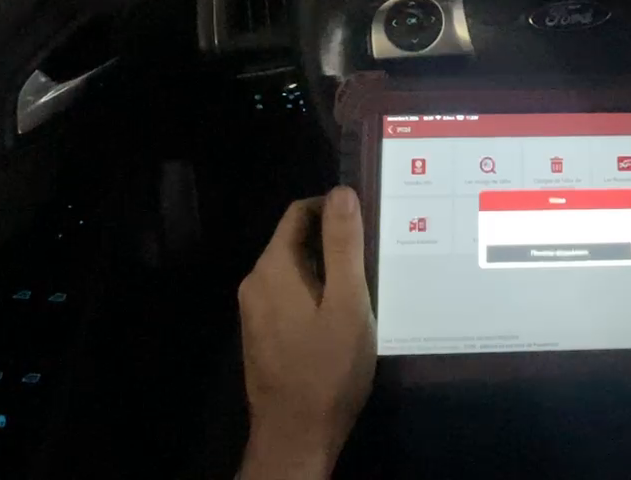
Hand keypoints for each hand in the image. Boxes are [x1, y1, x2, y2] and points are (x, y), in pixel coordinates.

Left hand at [237, 188, 375, 479]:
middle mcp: (256, 282)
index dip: (334, 207)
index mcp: (272, 268)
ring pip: (296, 267)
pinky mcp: (263, 333)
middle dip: (334, 238)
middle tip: (374, 252)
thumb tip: (342, 191)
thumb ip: (344, 244)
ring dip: (328, 266)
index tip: (368, 218)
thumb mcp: (348, 301)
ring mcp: (256, 310)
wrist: (295, 439)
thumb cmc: (327, 369)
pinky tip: (344, 311)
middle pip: (296, 238)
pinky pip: (291, 292)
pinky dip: (317, 289)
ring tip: (366, 280)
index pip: (299, 212)